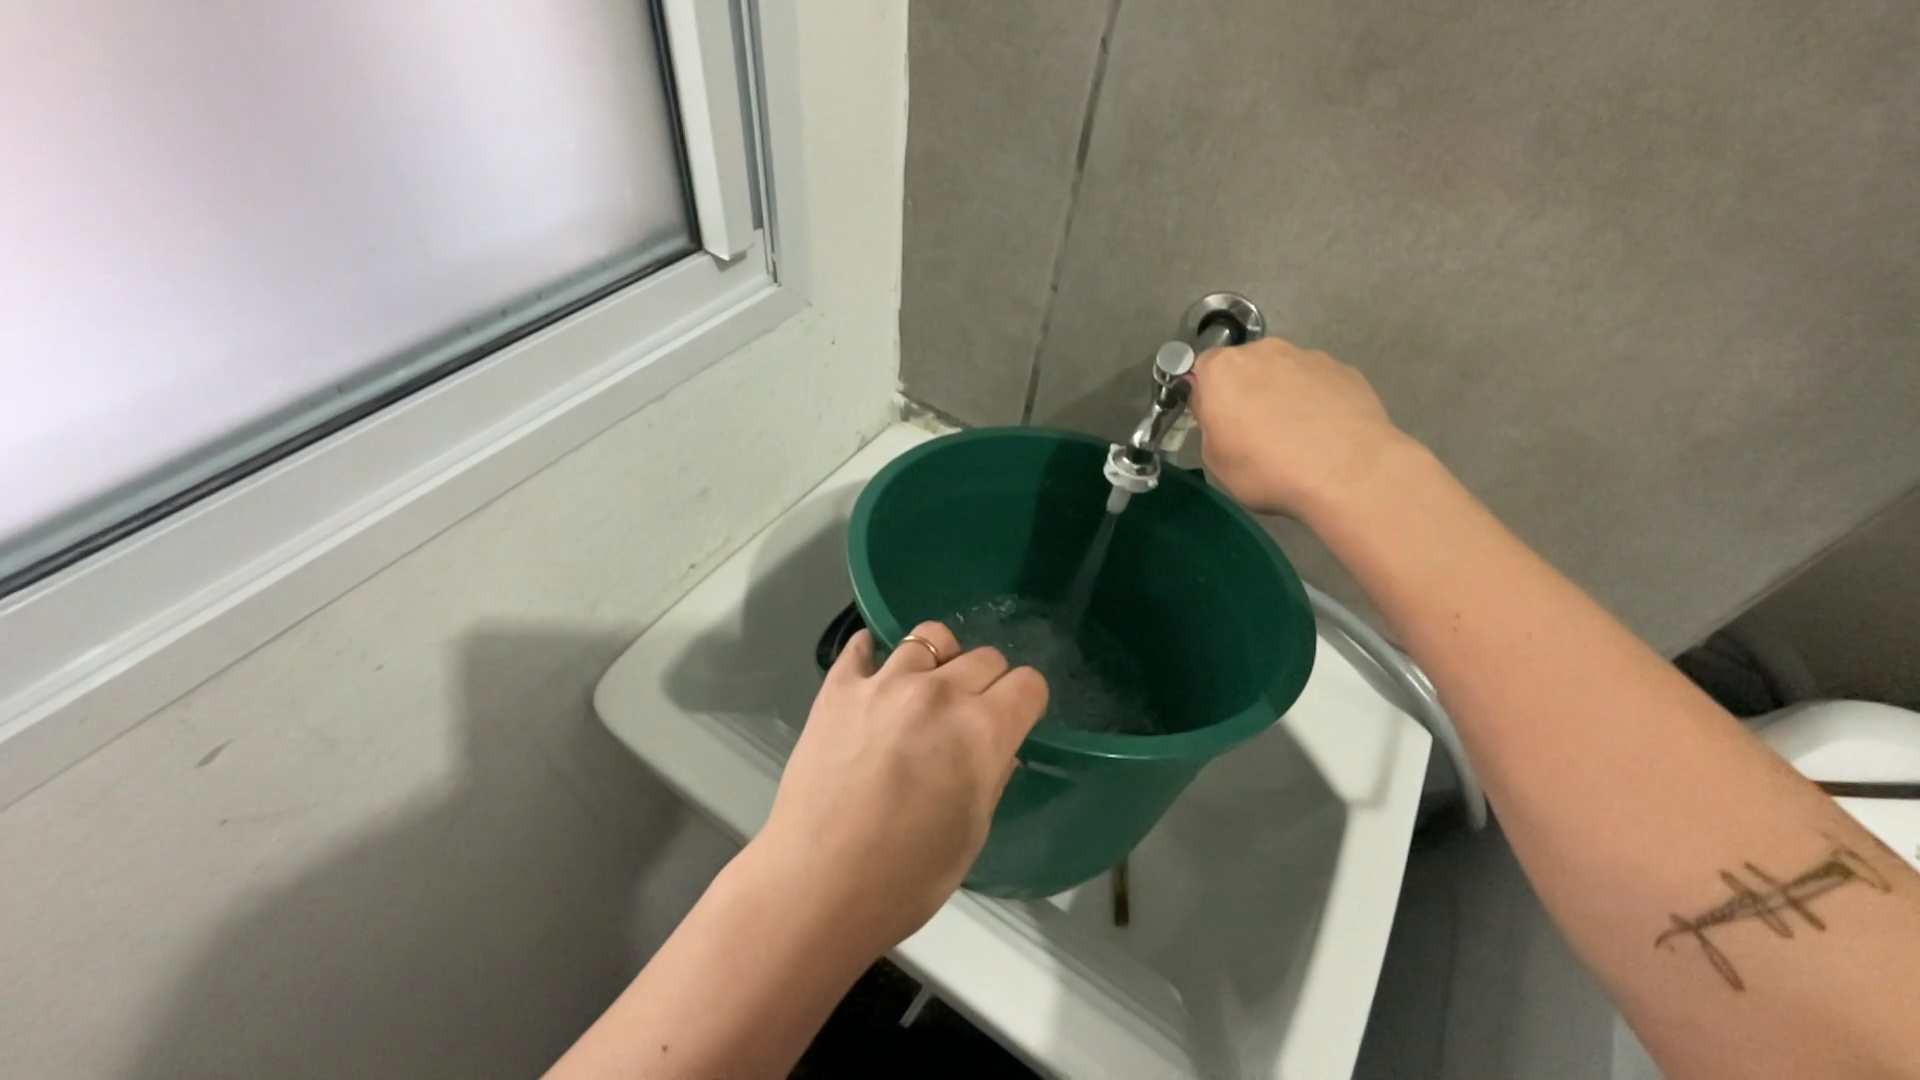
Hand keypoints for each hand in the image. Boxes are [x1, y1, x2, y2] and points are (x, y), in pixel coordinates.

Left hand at [747, 621, 1047, 955]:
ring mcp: (884, 684)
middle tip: (970, 716)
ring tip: (925, 693)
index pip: (1028, 685)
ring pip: (930, 637)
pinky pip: (862, 647)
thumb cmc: (907, 877)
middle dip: (989, 683)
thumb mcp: (972, 832)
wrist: (817, 886)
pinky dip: (874, 656)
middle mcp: (938, 693)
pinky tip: (875, 679)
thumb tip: (998, 750)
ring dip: (939, 662)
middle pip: (985, 657)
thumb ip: (992, 777)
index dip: (1027, 703)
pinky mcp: (838, 688)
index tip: (1016, 720)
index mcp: (981, 731)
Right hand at [1188, 336, 1415, 519]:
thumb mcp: (1215, 460)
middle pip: (1246, 366)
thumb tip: (1218, 411)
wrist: (1348, 471)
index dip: (1207, 394)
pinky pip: (1318, 383)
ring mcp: (1308, 357)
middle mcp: (1264, 351)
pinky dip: (1316, 400)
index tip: (1216, 420)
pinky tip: (1324, 432)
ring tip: (1297, 434)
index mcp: (1223, 370)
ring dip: (1283, 394)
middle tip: (1255, 430)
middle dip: (1246, 391)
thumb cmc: (1267, 469)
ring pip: (1284, 372)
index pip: (1202, 368)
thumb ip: (1210, 425)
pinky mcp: (1345, 370)